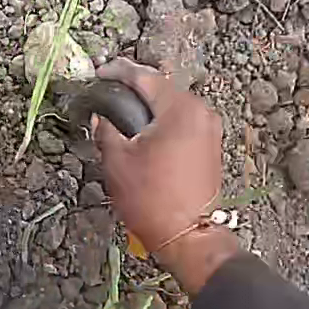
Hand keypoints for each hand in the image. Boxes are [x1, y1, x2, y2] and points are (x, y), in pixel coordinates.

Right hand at [92, 60, 240, 293]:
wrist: (188, 236)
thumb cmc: (152, 199)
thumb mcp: (117, 160)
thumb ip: (106, 129)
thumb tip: (101, 115)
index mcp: (180, 108)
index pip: (143, 76)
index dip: (116, 72)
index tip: (98, 73)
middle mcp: (200, 111)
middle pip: (161, 88)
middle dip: (133, 89)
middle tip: (106, 93)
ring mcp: (209, 128)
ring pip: (172, 105)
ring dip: (148, 106)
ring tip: (121, 113)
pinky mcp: (210, 145)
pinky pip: (182, 122)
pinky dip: (162, 121)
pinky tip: (144, 131)